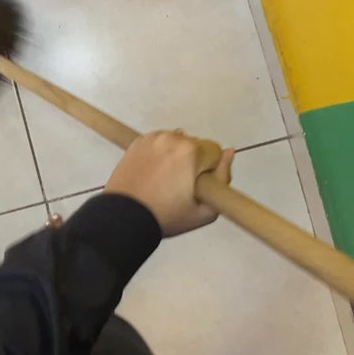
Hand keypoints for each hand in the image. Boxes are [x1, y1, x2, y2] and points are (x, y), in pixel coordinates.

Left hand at [103, 130, 233, 236]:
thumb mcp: (205, 211)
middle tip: (180, 186)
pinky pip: (160, 142)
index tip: (198, 187)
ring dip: (178, 155)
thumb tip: (230, 153)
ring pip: (178, 141)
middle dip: (195, 161)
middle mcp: (173, 138)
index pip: (216, 152)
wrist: (123, 216)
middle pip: (197, 145)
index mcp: (191, 152)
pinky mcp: (138, 141)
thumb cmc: (166, 216)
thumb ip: (224, 180)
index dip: (211, 171)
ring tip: (166, 179)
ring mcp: (153, 138)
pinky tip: (154, 172)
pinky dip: (161, 153)